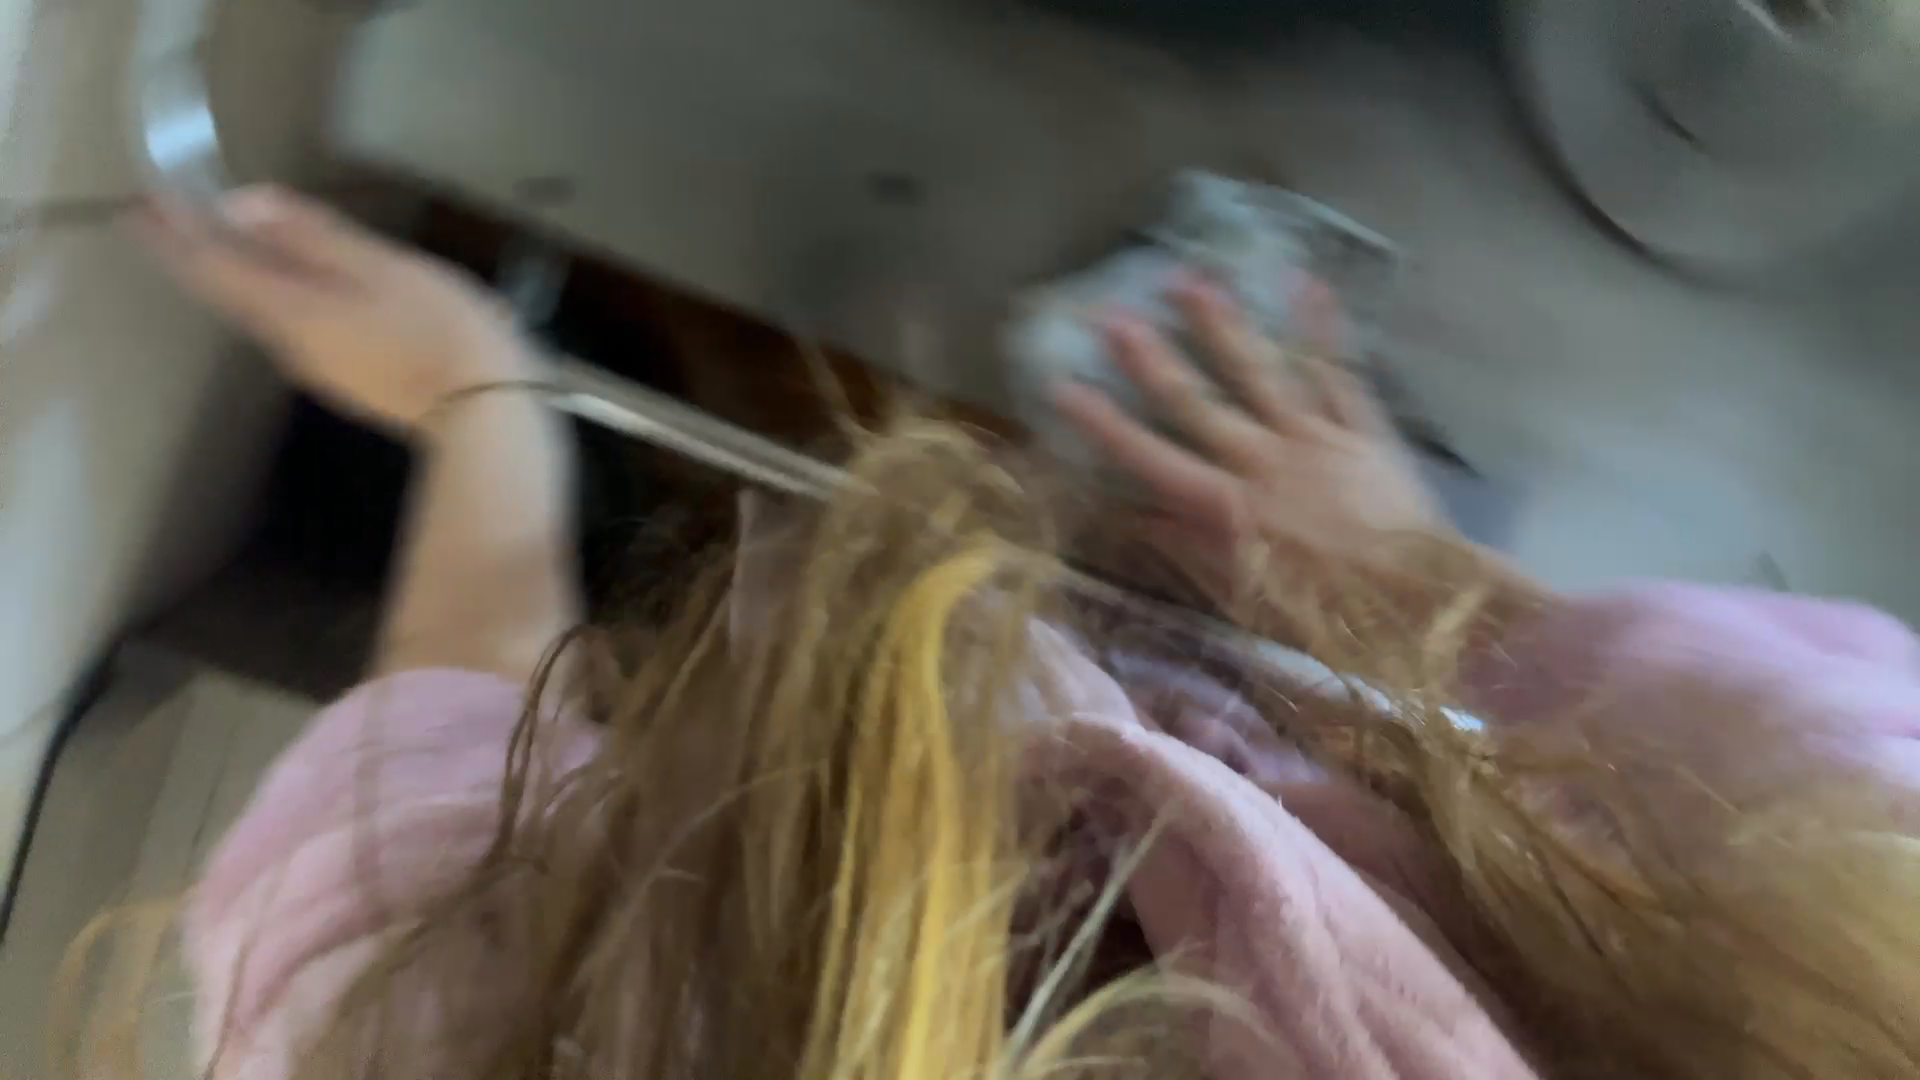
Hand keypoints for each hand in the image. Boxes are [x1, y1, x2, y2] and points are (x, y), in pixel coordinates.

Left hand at [134, 185, 532, 433]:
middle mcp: (293, 344)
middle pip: (241, 295)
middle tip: (199, 223)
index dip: (175, 232)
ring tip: (272, 259)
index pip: (210, 264)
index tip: (147, 205)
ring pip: (280, 319)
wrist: (487, 414)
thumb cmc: (441, 332)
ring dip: (267, 286)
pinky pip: (316, 341)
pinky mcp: (362, 391)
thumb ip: (316, 236)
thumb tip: (244, 205)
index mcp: (291, 308)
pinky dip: (308, 312)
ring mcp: (328, 374)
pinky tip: (335, 306)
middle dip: (218, 257)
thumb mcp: (386, 269)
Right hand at [1054, 275, 1443, 591]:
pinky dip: (1322, 328)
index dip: (1102, 423)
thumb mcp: (1241, 594)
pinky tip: (1304, 281)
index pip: (1148, 457)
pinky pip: (1338, 373)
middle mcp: (1259, 460)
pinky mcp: (1359, 429)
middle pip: (1196, 402)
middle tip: (1112, 314)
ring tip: (1189, 278)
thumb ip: (1186, 548)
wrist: (1420, 604)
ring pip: (1260, 373)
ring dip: (1222, 325)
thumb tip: (1133, 516)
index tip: (1064, 387)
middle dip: (1149, 359)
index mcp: (1224, 506)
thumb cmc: (1320, 609)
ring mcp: (1312, 437)